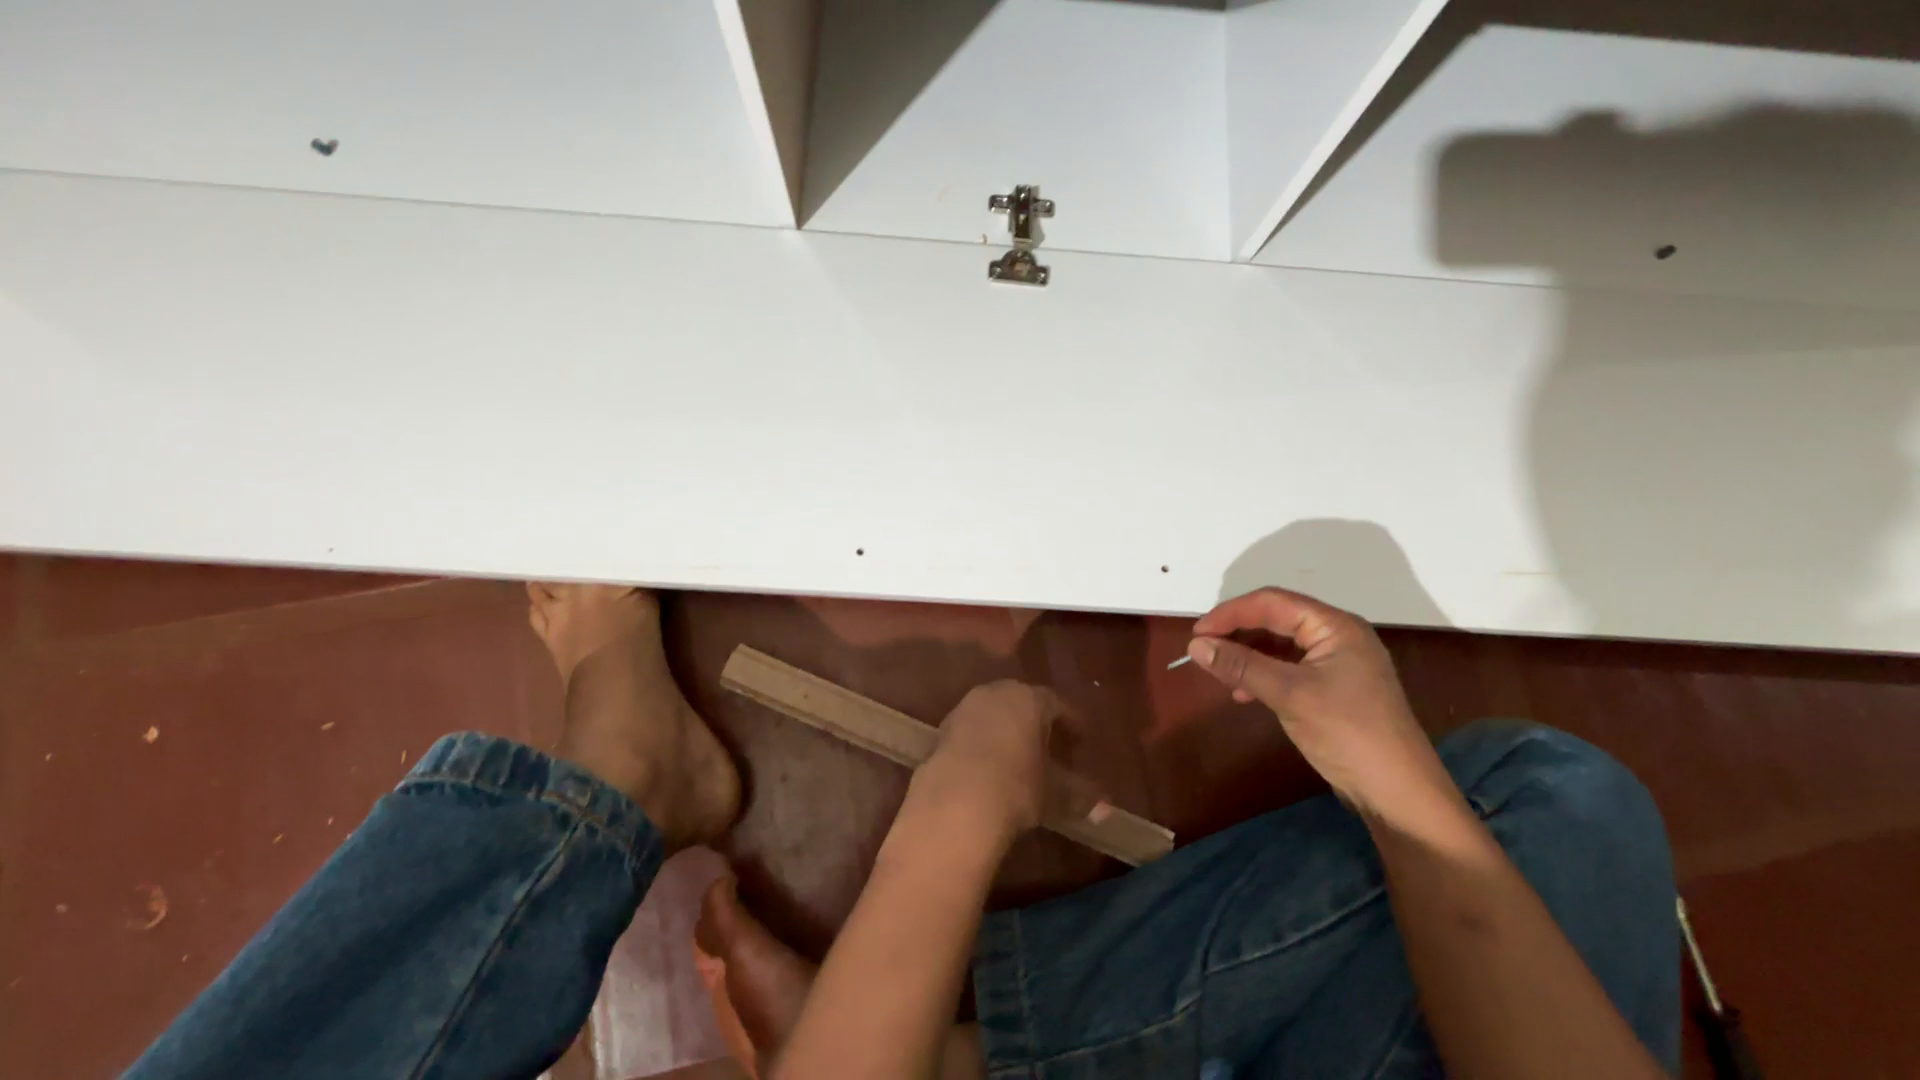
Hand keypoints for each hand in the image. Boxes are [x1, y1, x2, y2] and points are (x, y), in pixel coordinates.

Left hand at [913, 680, 1080, 842]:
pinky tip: (989, 769)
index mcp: (1027, 698)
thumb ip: (1080, 796)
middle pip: (1021, 703)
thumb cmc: (1016, 786)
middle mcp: (994, 694)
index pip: (1056, 702)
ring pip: (993, 716)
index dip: (1071, 721)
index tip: (1082, 738)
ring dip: (1007, 732)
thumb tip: (1106, 810)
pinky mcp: (939, 733)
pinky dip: (983, 746)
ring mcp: (963, 711)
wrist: (954, 803)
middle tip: (1051, 744)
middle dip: (1037, 723)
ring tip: (1019, 758)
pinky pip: (971, 733)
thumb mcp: (1054, 793)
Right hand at [1186, 587, 1451, 815]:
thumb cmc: (1347, 732)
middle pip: (1277, 619)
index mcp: (1335, 626)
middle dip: (1238, 632)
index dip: (1230, 613)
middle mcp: (1339, 636)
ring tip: (1220, 674)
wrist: (1397, 790)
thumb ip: (1241, 666)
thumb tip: (1196, 645)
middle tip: (1203, 651)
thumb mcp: (1288, 694)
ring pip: (1282, 645)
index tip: (1196, 634)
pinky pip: (1291, 668)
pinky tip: (1244, 694)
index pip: (1272, 602)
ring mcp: (1339, 663)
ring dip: (1249, 655)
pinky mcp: (1336, 689)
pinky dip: (1264, 675)